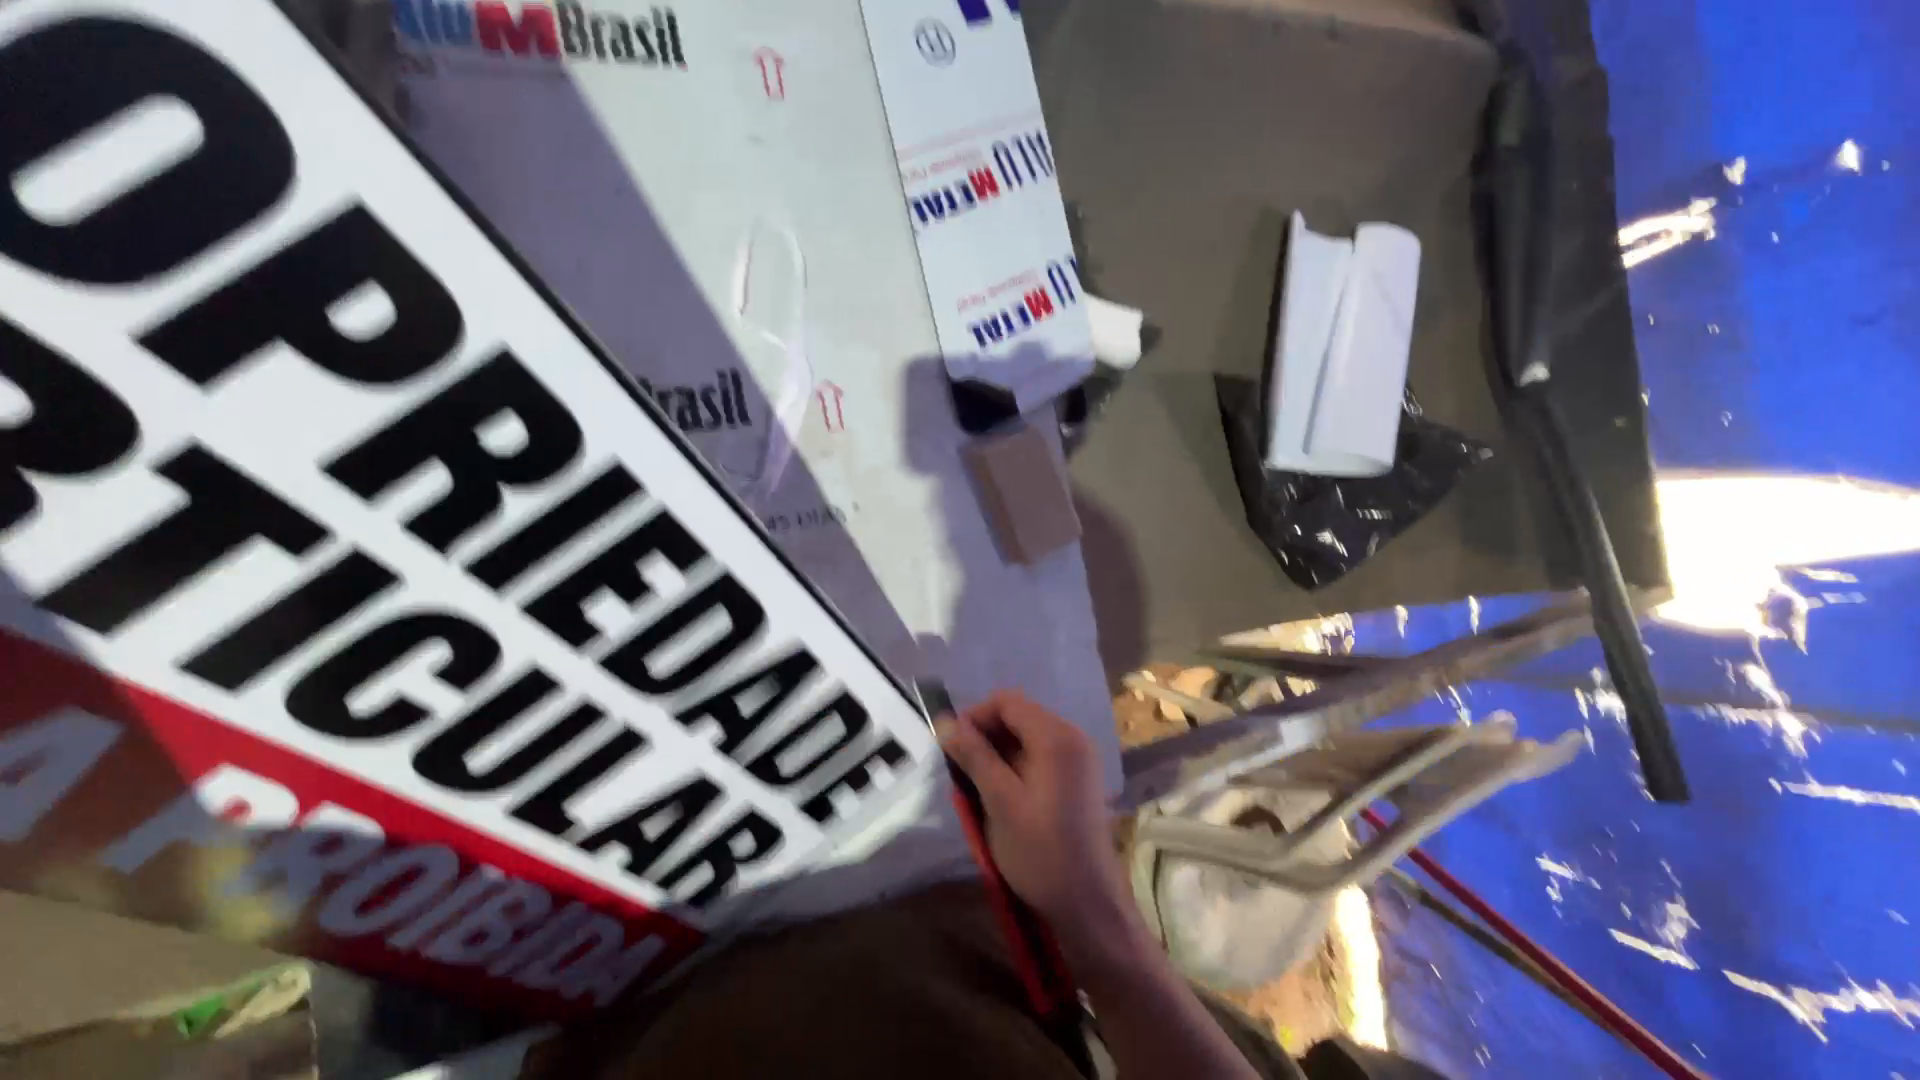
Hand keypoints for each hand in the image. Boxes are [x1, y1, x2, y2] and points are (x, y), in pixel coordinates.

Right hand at [936, 690, 1125, 925]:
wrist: (1088, 904)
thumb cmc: (1040, 852)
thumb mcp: (999, 802)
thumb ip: (974, 757)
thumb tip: (945, 722)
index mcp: (1057, 737)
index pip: (1007, 701)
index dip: (974, 716)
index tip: (951, 747)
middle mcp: (1073, 739)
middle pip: (1019, 717)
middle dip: (985, 737)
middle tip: (960, 772)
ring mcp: (1079, 761)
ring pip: (1026, 739)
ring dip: (997, 756)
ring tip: (976, 790)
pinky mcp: (1078, 781)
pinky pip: (1040, 759)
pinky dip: (1015, 769)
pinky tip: (1000, 799)